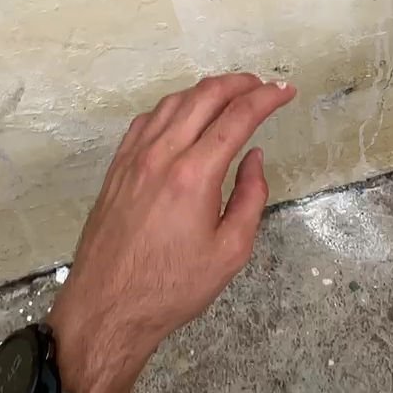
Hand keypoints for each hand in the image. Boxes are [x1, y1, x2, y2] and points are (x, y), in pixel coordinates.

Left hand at [47, 74, 296, 392]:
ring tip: (231, 93)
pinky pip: (149, 117)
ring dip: (208, 89)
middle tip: (263, 85)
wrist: (107, 310)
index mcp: (194, 175)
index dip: (267, 97)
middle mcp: (162, 154)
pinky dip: (175, 105)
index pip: (238, 117)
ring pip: (176, 100)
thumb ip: (250, 198)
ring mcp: (135, 156)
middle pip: (206, 95)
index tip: (285, 90)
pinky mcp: (118, 164)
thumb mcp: (230, 252)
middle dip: (240, 83)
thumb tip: (254, 157)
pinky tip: (186, 112)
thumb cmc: (172, 288)